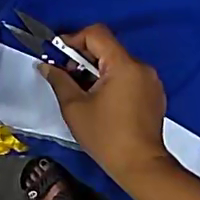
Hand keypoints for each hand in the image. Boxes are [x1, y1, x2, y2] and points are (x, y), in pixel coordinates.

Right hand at [38, 23, 171, 179]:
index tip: (58, 56)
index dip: (73, 39)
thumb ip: (59, 80)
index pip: (96, 34)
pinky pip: (128, 76)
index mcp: (123, 65)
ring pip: (116, 63)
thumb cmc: (105, 136)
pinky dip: (111, 81)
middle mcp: (141, 67)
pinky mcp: (153, 94)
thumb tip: (45, 65)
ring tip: (82, 92)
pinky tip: (100, 101)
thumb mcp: (74, 106)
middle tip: (66, 77)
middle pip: (107, 48)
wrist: (140, 165)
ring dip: (96, 70)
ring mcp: (150, 81)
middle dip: (82, 58)